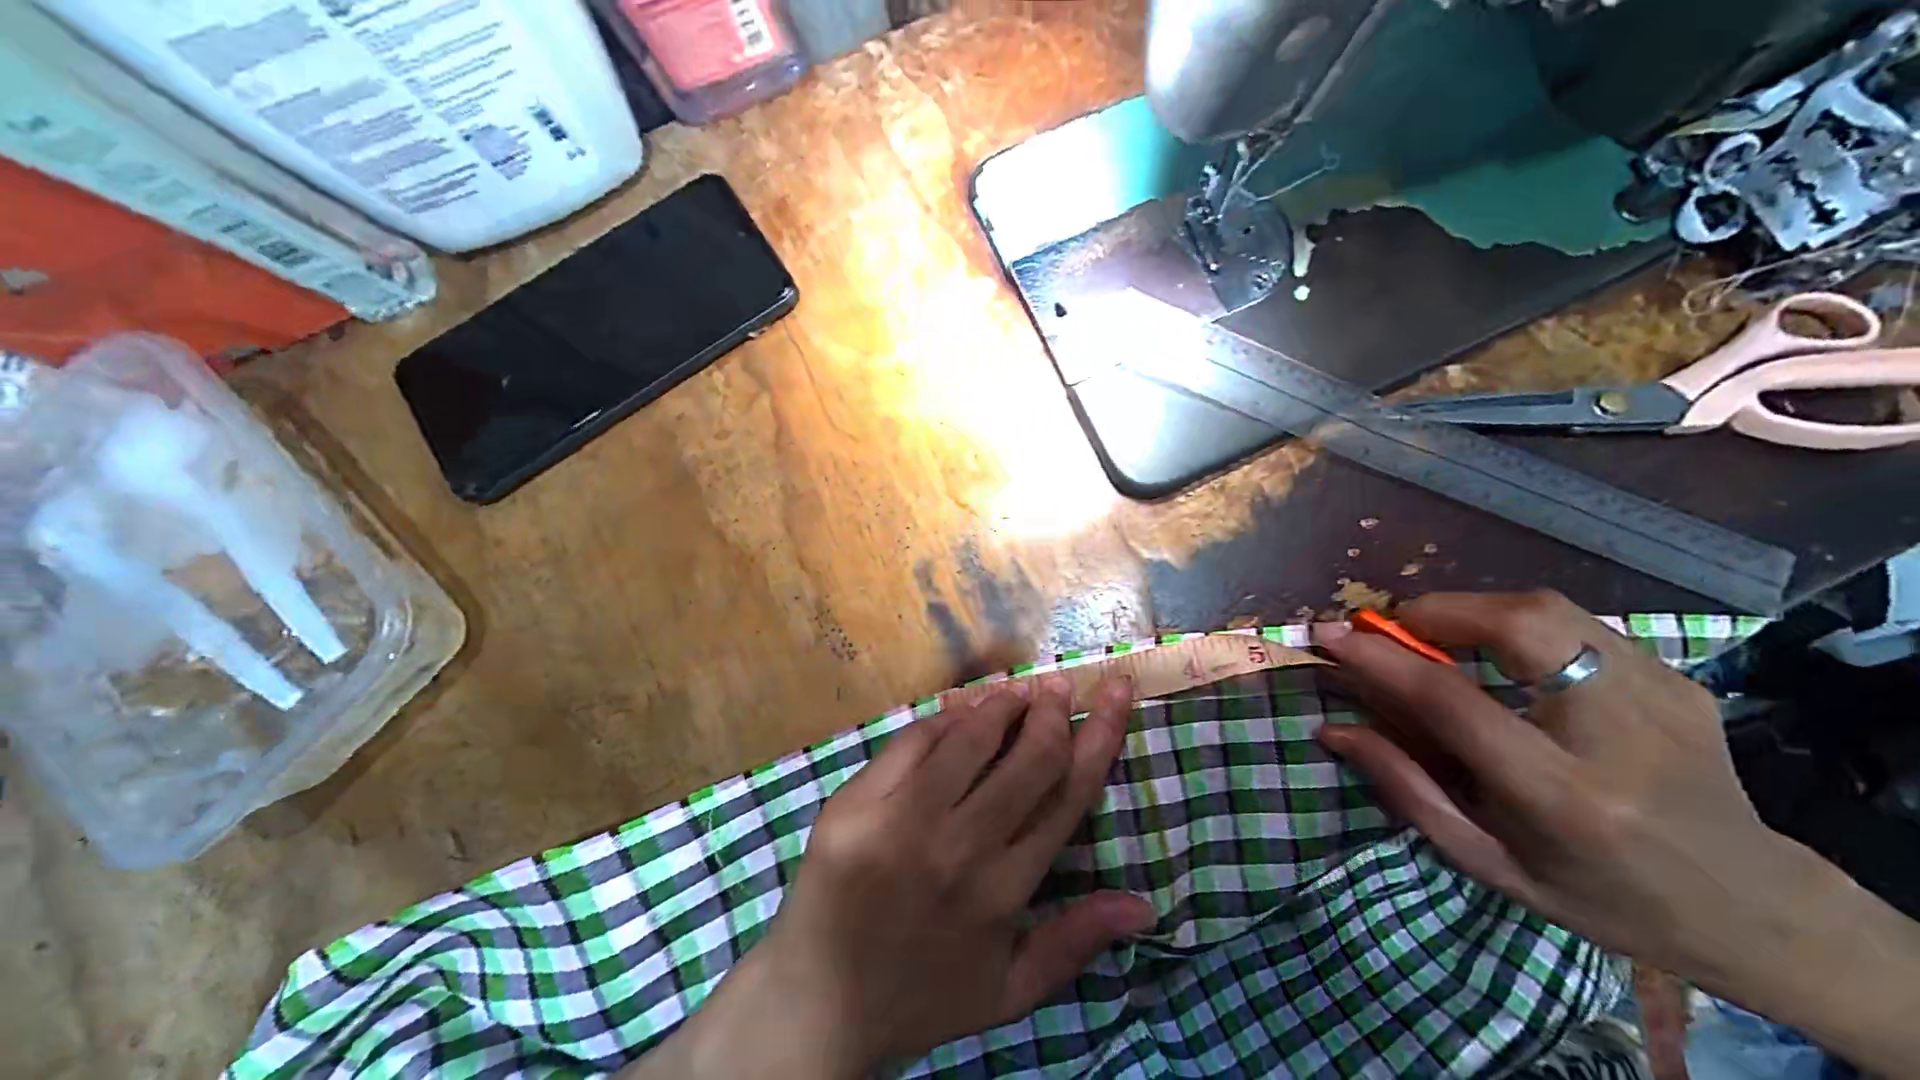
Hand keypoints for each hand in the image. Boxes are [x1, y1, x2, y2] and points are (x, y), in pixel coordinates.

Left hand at [625, 674, 1152, 1079]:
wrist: (817, 1004)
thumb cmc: (921, 995)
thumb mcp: (1009, 991)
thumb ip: (1075, 942)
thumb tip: (1144, 903)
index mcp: (1005, 890)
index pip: (1067, 794)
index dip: (1100, 736)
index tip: (1117, 693)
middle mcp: (960, 850)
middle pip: (1027, 758)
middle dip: (1052, 712)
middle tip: (1061, 687)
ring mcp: (902, 823)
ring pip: (968, 740)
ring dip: (1001, 704)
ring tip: (1019, 688)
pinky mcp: (855, 806)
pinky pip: (910, 744)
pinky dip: (943, 719)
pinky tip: (960, 707)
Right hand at [1313, 591, 1919, 1075]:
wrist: (1753, 907)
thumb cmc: (1600, 897)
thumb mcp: (1488, 862)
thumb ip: (1406, 788)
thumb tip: (1334, 729)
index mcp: (1563, 795)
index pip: (1453, 701)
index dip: (1381, 659)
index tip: (1329, 633)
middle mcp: (1619, 734)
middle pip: (1520, 626)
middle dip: (1438, 611)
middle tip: (1391, 628)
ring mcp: (1661, 696)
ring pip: (1550, 610)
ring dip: (1472, 609)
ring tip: (1434, 635)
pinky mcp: (1678, 678)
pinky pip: (1576, 625)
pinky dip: (1515, 624)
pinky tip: (1499, 654)